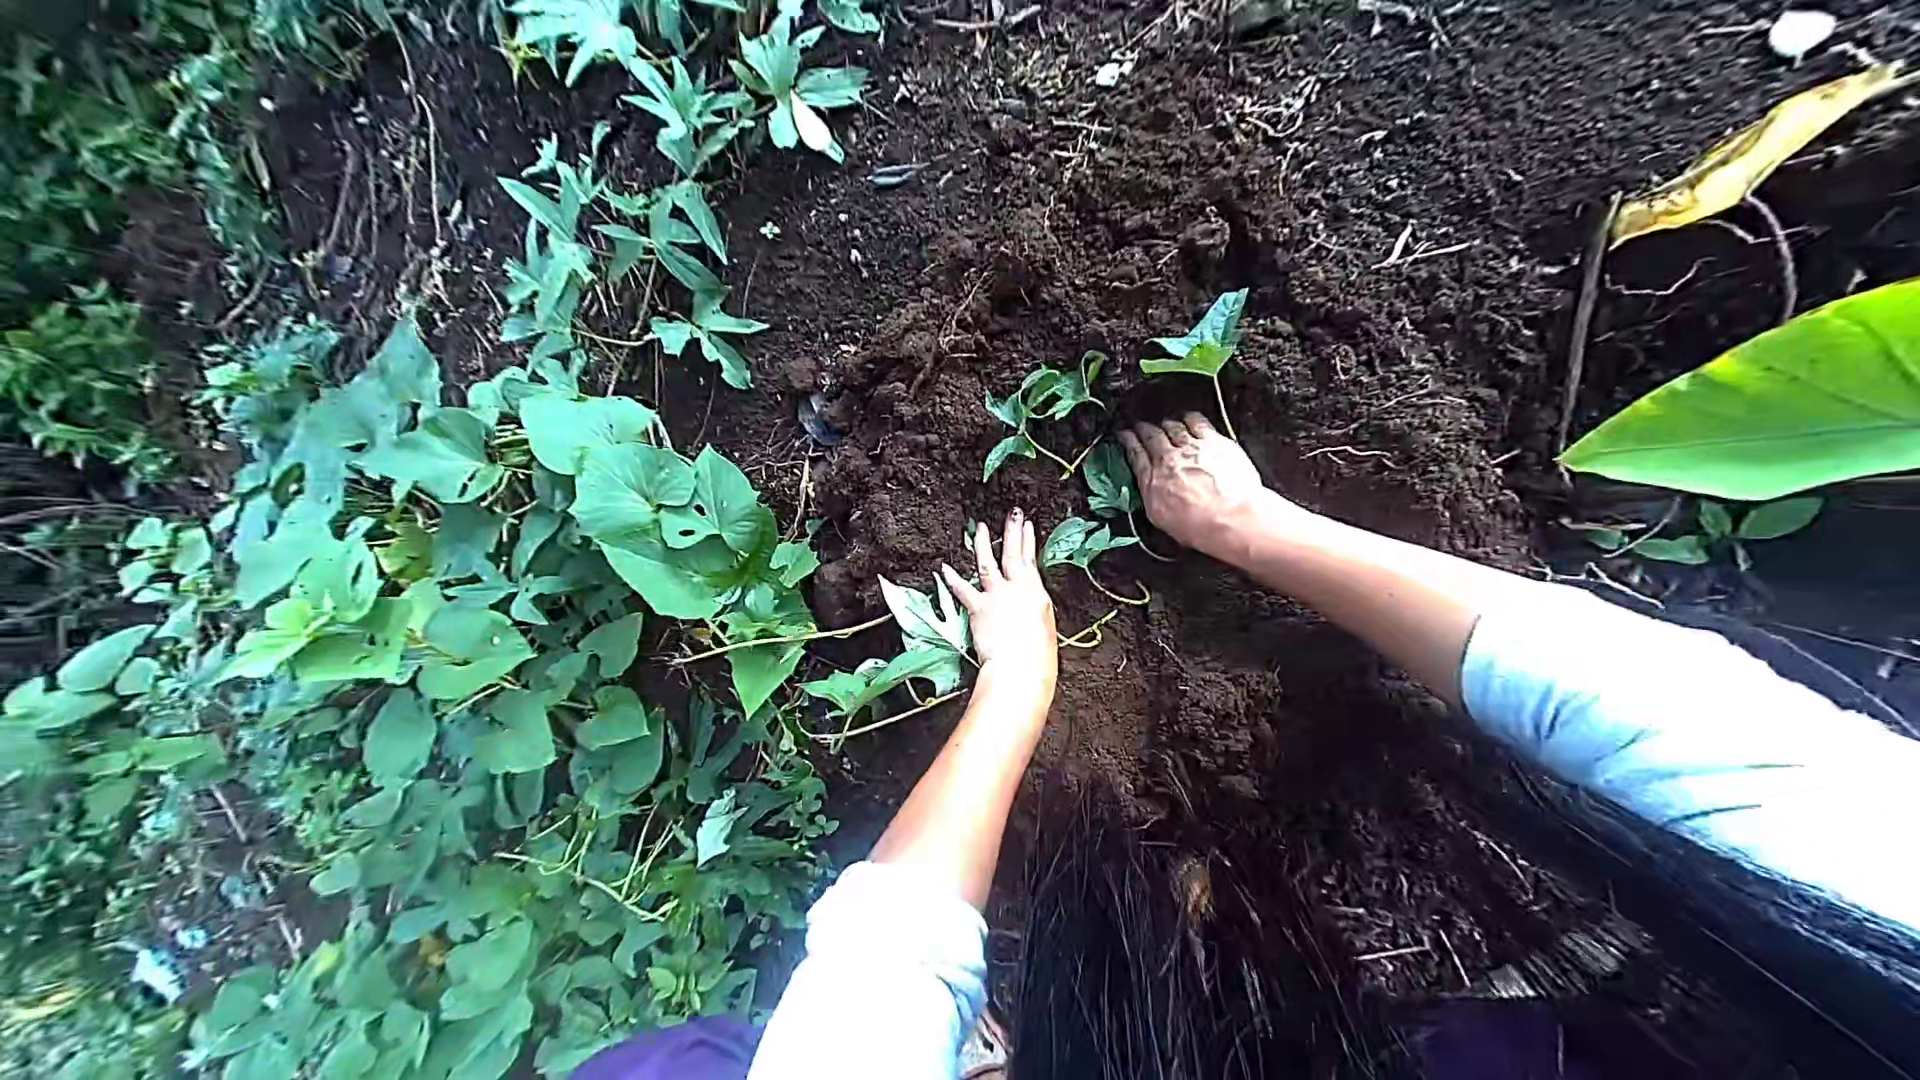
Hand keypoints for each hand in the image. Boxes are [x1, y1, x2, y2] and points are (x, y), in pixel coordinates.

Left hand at [942, 510, 1058, 703]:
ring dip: (983, 545)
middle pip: (1013, 554)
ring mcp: (995, 597)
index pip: (1031, 560)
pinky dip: (953, 578)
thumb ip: (1035, 611)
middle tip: (1012, 513)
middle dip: (1012, 531)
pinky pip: (963, 590)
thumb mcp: (1045, 628)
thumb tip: (1029, 606)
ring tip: (981, 529)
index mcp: (1036, 593)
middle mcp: (1016, 589)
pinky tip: (945, 568)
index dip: (1028, 541)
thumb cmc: (1038, 658)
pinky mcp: (978, 609)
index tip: (1027, 525)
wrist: (1020, 670)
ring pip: (987, 564)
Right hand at [1118, 413, 1286, 557]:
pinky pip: (1198, 423)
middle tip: (1140, 426)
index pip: (1135, 454)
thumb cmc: (1200, 525)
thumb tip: (1149, 492)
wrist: (1229, 517)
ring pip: (1173, 428)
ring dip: (1166, 424)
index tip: (1125, 436)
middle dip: (1143, 430)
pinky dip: (1190, 418)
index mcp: (1152, 480)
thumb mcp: (1160, 518)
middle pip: (1152, 437)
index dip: (1128, 442)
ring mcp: (1191, 448)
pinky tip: (1189, 417)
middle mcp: (1168, 460)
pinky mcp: (1214, 442)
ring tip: (1164, 423)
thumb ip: (1151, 497)